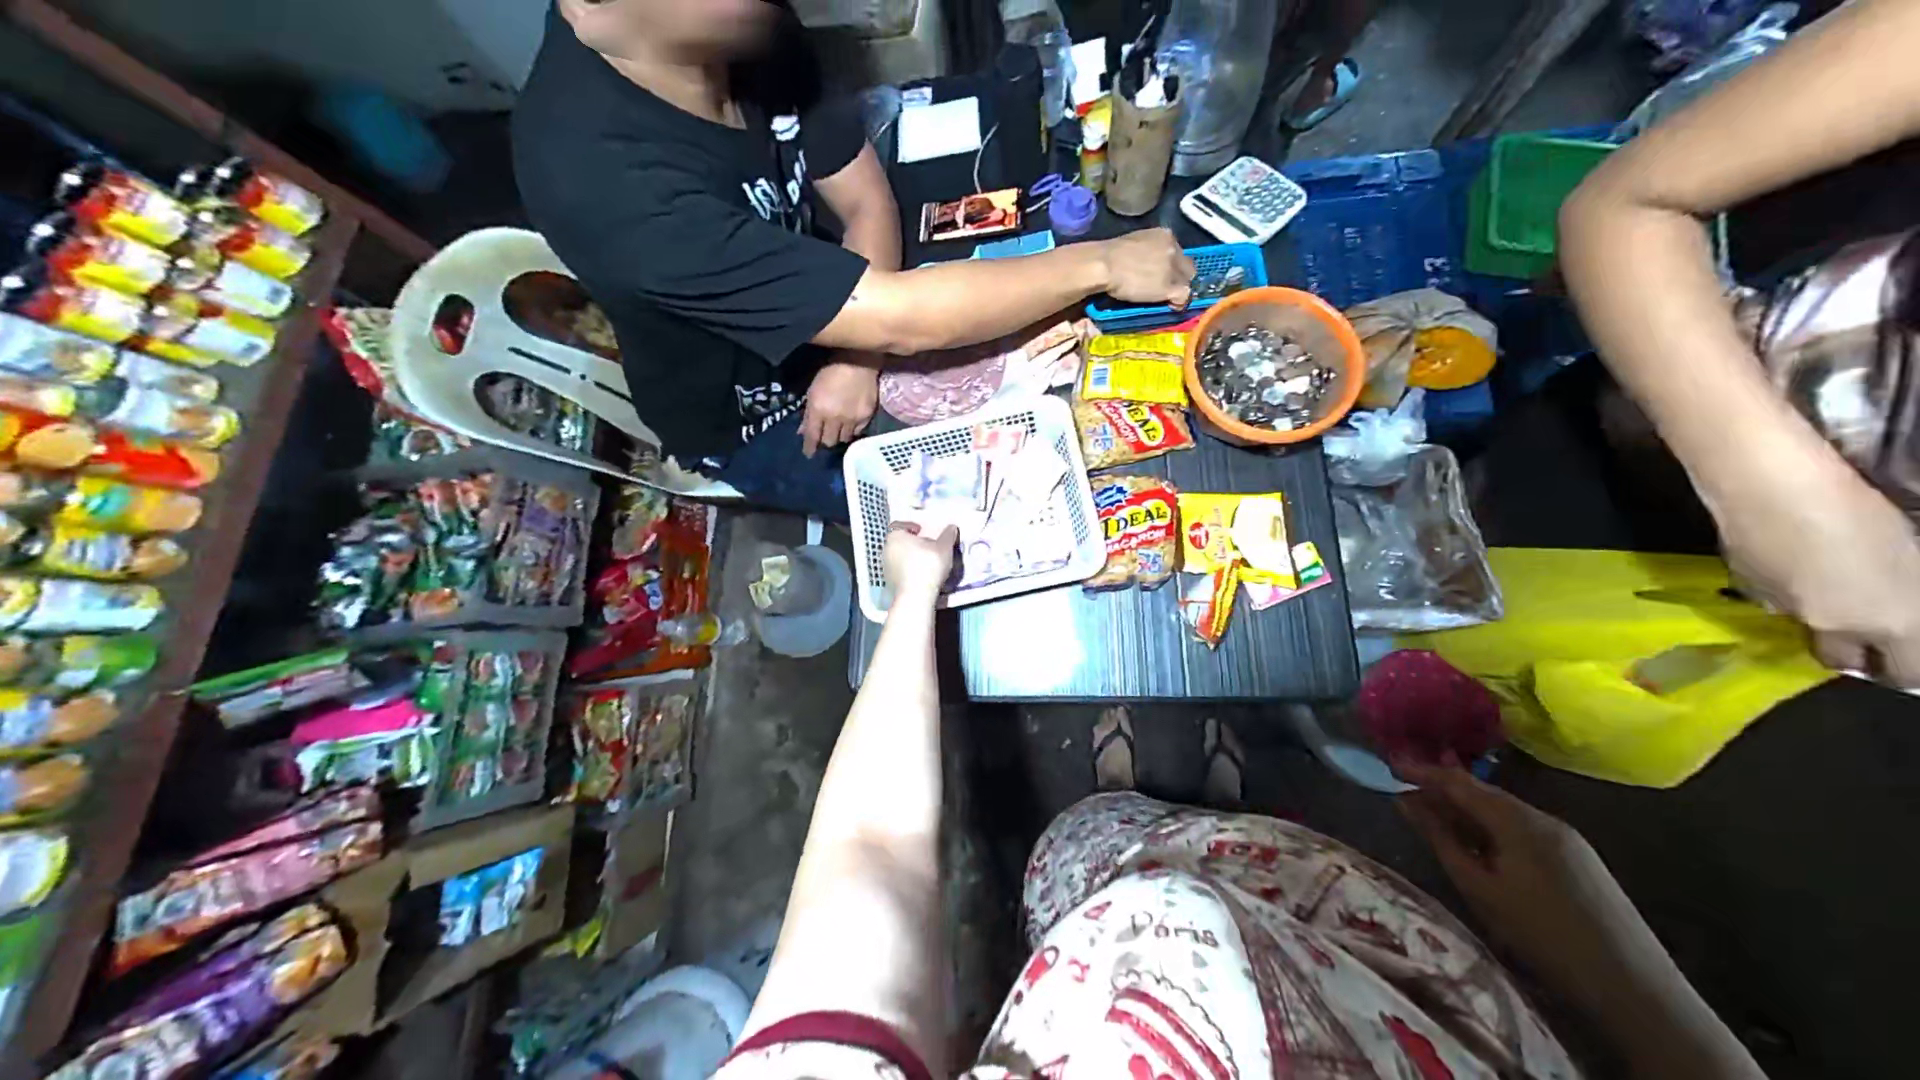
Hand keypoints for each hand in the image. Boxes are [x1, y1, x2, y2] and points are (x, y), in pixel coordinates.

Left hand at [800, 357, 879, 456]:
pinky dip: (853, 430)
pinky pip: (858, 431)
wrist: (858, 361)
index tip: (809, 454)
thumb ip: (808, 413)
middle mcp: (834, 418)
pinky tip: (852, 423)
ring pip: (844, 438)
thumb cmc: (830, 372)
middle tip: (826, 436)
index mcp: (818, 410)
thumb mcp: (813, 391)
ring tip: (839, 430)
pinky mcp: (866, 417)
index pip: (812, 436)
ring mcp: (852, 419)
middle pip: (829, 441)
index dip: (809, 447)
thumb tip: (802, 431)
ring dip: (840, 436)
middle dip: (826, 440)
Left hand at [884, 522, 956, 605]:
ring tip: (925, 563)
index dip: (911, 527)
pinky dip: (907, 570)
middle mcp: (886, 549)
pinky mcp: (888, 582)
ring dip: (909, 557)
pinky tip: (920, 576)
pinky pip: (899, 571)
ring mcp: (885, 567)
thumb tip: (952, 527)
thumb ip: (948, 535)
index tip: (922, 532)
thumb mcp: (944, 547)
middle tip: (927, 547)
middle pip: (899, 541)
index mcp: (895, 536)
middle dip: (912, 543)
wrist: (916, 596)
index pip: (900, 525)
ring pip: (898, 557)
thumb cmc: (928, 565)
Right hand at [1101, 229, 1196, 307]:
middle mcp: (1174, 249)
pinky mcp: (1169, 286)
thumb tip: (1146, 262)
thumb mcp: (1135, 244)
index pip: (1178, 252)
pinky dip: (1179, 302)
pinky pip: (1183, 296)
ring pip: (1187, 281)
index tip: (1163, 273)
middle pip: (1187, 266)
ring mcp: (1173, 268)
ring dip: (1178, 289)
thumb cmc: (1110, 254)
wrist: (1105, 265)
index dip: (1172, 265)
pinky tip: (1171, 306)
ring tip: (1166, 299)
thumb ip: (1147, 251)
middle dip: (1179, 277)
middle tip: (1165, 288)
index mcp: (1165, 235)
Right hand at [1396, 762, 1653, 997]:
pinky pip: (1522, 829)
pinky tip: (1479, 846)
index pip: (1458, 782)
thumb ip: (1439, 837)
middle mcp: (1543, 818)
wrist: (1635, 987)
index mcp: (1517, 819)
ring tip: (1434, 820)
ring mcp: (1567, 838)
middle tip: (1404, 794)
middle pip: (1482, 793)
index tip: (1387, 765)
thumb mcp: (1477, 886)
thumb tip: (1405, 800)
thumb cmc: (1541, 932)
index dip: (1420, 771)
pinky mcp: (1578, 858)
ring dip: (1466, 811)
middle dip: (1442, 790)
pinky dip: (1490, 828)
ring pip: (1502, 812)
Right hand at [1714, 463, 1919, 685]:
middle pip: (1839, 657)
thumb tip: (1905, 616)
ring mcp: (1776, 600)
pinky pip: (1773, 592)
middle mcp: (1827, 623)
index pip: (1909, 672)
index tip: (1912, 659)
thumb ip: (1909, 601)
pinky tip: (1797, 555)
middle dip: (1855, 653)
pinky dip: (1788, 584)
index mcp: (1891, 622)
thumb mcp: (1914, 558)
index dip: (1912, 671)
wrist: (1769, 487)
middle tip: (1871, 631)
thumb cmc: (1864, 513)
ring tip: (1833, 579)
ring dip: (1820, 611)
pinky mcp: (1742, 576)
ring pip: (1803, 620)